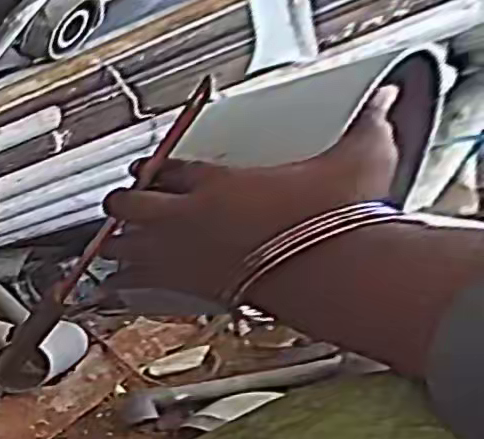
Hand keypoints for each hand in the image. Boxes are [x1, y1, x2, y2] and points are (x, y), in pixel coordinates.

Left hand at [102, 85, 399, 301]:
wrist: (318, 265)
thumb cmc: (335, 213)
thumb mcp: (358, 156)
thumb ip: (363, 126)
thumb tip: (384, 100)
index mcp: (215, 183)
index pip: (167, 169)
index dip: (153, 167)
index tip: (145, 167)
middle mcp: (178, 218)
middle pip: (123, 205)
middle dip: (118, 201)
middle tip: (121, 201)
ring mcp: (166, 252)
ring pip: (113, 245)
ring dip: (111, 242)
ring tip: (114, 240)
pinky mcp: (164, 281)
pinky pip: (121, 284)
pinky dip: (111, 284)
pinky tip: (106, 285)